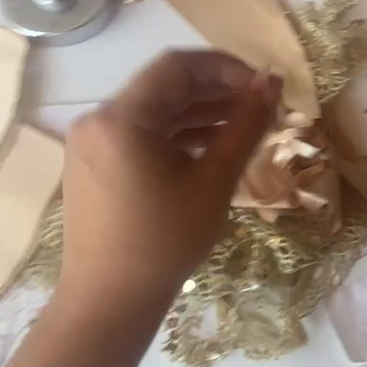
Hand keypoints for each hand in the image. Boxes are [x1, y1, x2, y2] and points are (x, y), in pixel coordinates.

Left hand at [55, 51, 274, 325]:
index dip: (228, 68)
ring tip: (249, 127)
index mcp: (122, 118)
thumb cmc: (167, 239)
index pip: (178, 66)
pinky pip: (144, 133)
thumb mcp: (215, 180)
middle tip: (265, 108)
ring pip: (157, 110)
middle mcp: (99, 120)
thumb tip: (272, 84)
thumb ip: (246, 125)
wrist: (111, 300)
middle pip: (166, 86)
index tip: (266, 88)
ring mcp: (93, 143)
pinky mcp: (96, 164)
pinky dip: (182, 133)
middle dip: (220, 90)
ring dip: (204, 112)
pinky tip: (216, 147)